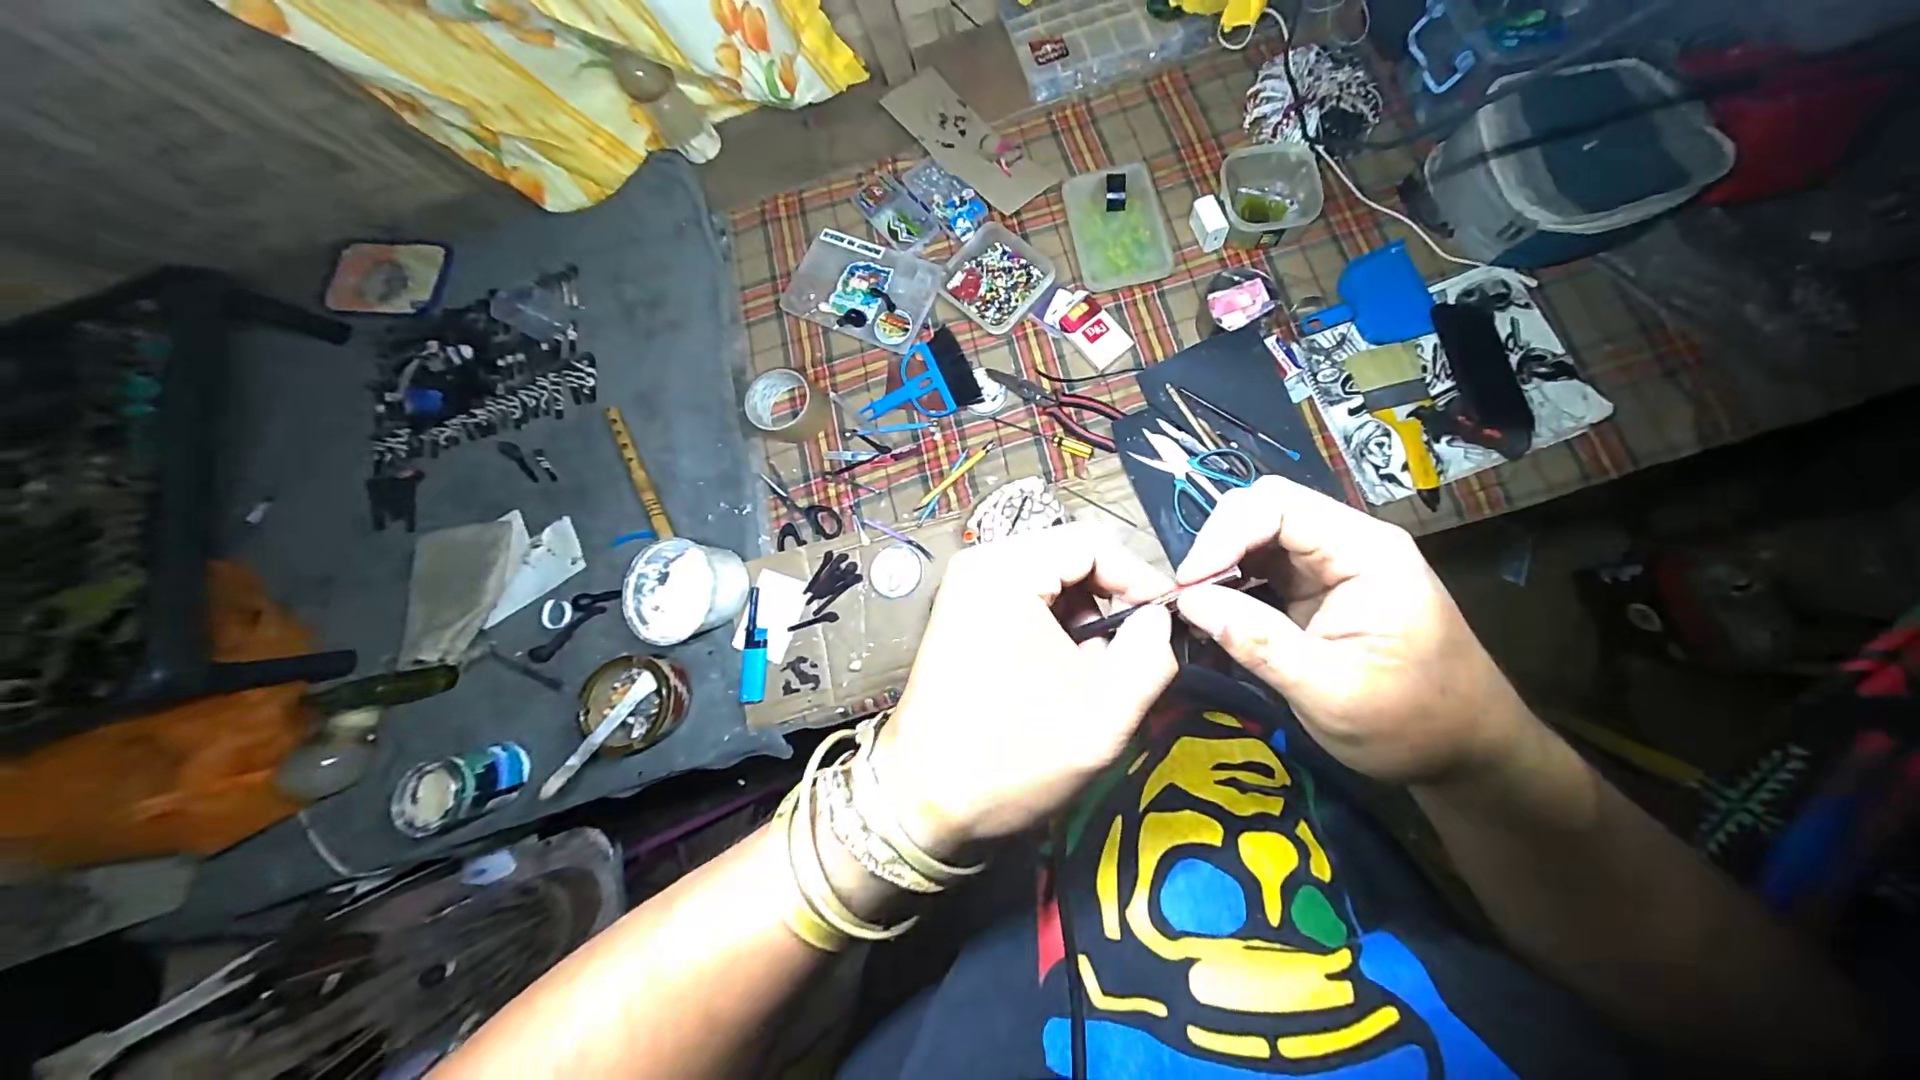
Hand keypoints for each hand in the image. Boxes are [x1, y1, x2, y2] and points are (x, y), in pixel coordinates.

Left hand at [873, 523, 1178, 851]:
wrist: (921, 799)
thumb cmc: (1008, 759)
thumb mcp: (1104, 715)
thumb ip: (1152, 655)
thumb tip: (1161, 619)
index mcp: (1006, 571)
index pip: (1095, 541)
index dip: (1140, 578)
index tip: (1165, 622)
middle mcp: (979, 564)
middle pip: (1072, 555)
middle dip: (1111, 601)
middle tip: (1131, 652)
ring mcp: (966, 586)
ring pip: (1053, 577)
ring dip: (1085, 618)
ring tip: (1092, 673)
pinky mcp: (963, 610)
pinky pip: (1028, 596)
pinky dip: (1057, 625)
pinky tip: (1060, 671)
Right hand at [1173, 476, 1538, 785]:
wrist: (1464, 753)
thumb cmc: (1410, 723)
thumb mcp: (1328, 691)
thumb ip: (1258, 641)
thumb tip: (1189, 601)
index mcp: (1365, 552)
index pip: (1277, 506)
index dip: (1223, 534)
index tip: (1189, 584)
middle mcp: (1347, 544)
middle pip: (1263, 510)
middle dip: (1216, 544)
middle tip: (1187, 595)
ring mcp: (1331, 565)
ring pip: (1257, 536)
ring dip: (1219, 564)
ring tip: (1193, 606)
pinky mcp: (1317, 589)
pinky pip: (1262, 566)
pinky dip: (1230, 584)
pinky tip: (1214, 613)